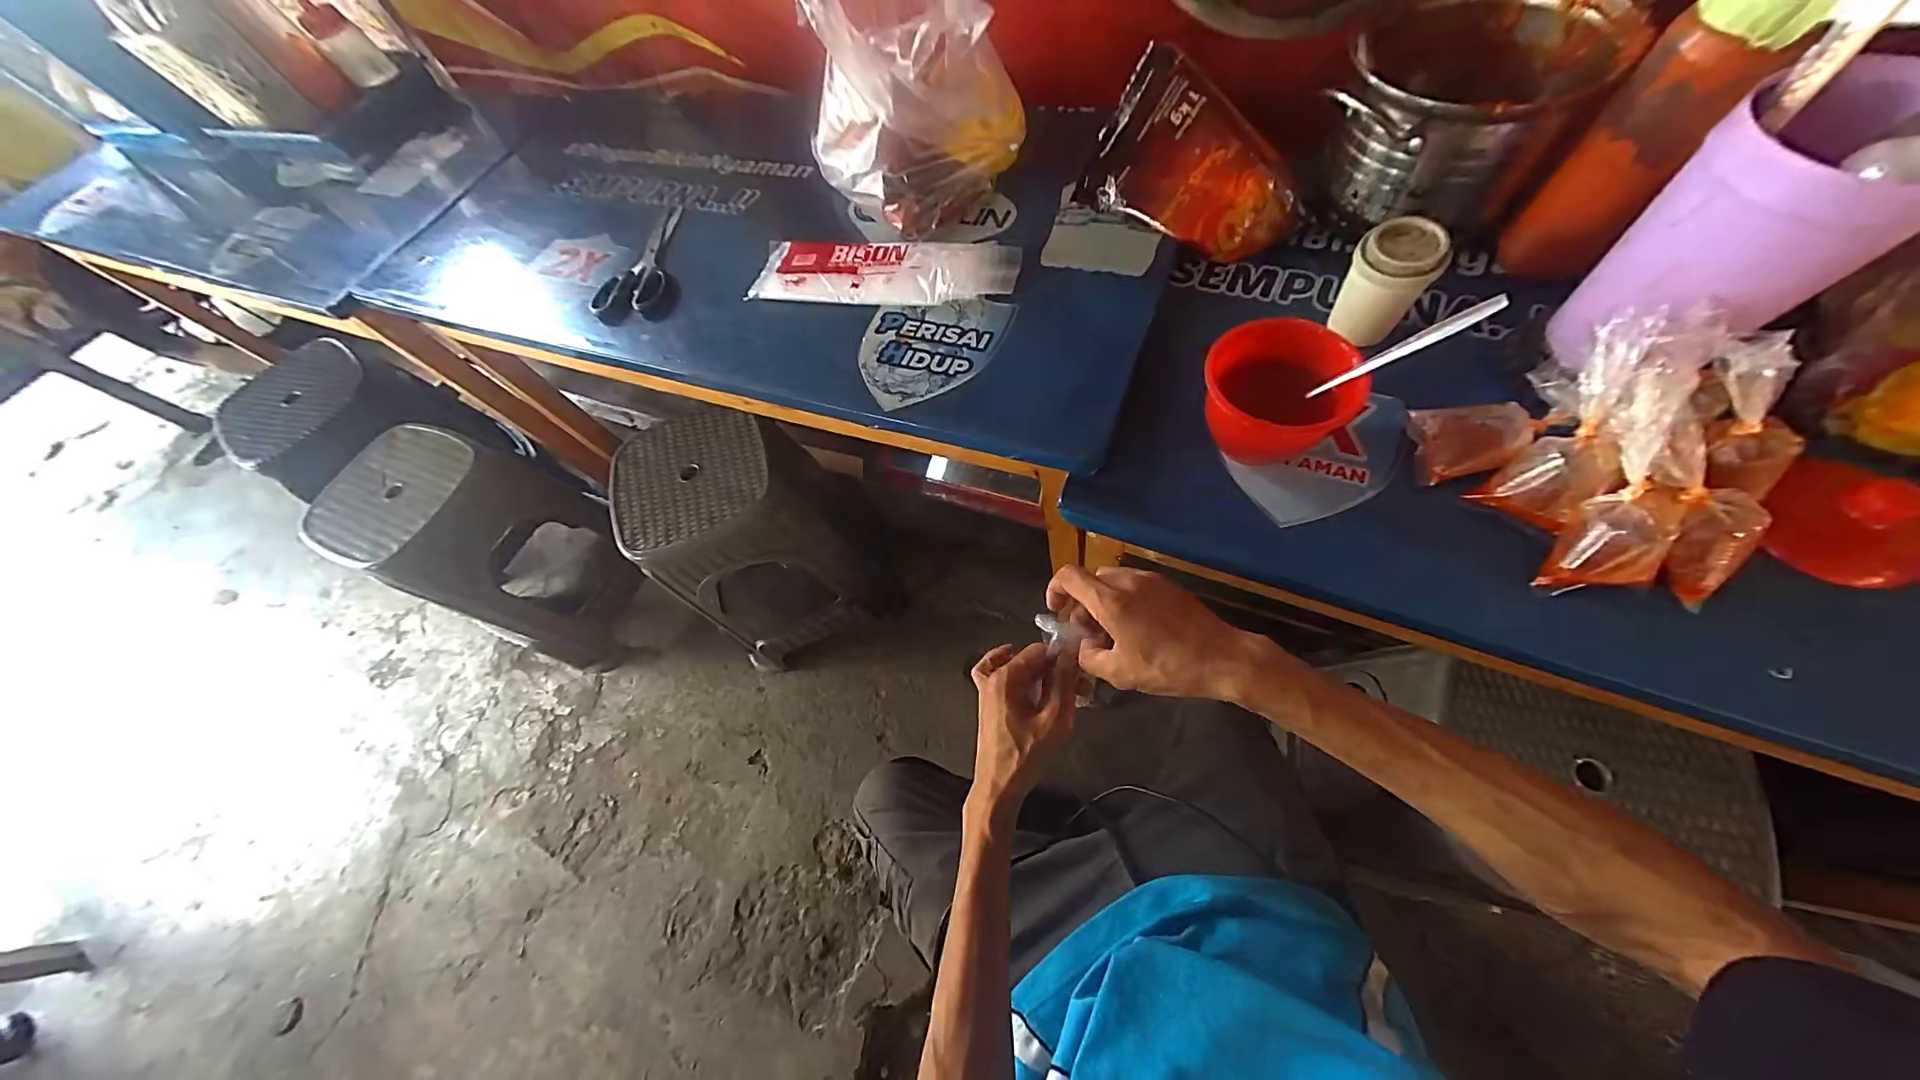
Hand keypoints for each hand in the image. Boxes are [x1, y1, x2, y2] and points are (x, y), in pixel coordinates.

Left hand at [967, 643, 1077, 821]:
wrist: (999, 786)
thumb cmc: (1026, 756)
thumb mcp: (1054, 718)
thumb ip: (1063, 682)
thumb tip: (1070, 653)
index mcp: (1005, 676)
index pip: (1040, 650)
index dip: (1063, 658)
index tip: (1081, 675)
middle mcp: (992, 677)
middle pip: (1030, 658)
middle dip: (1055, 669)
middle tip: (1079, 689)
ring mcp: (988, 689)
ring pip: (1019, 668)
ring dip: (1043, 676)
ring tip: (1064, 693)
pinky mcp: (990, 703)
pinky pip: (1005, 679)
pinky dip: (1022, 678)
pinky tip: (1037, 690)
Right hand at [1046, 566, 1302, 700]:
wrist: (1223, 658)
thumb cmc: (1168, 666)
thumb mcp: (1120, 673)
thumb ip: (1089, 658)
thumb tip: (1085, 646)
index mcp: (1111, 600)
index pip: (1069, 576)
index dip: (1055, 589)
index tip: (1057, 610)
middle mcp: (1128, 581)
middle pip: (1090, 578)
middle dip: (1081, 601)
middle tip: (1088, 631)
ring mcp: (1151, 580)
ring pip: (1112, 580)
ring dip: (1103, 600)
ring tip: (1113, 630)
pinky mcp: (1168, 586)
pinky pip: (1134, 584)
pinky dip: (1124, 599)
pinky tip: (1137, 627)